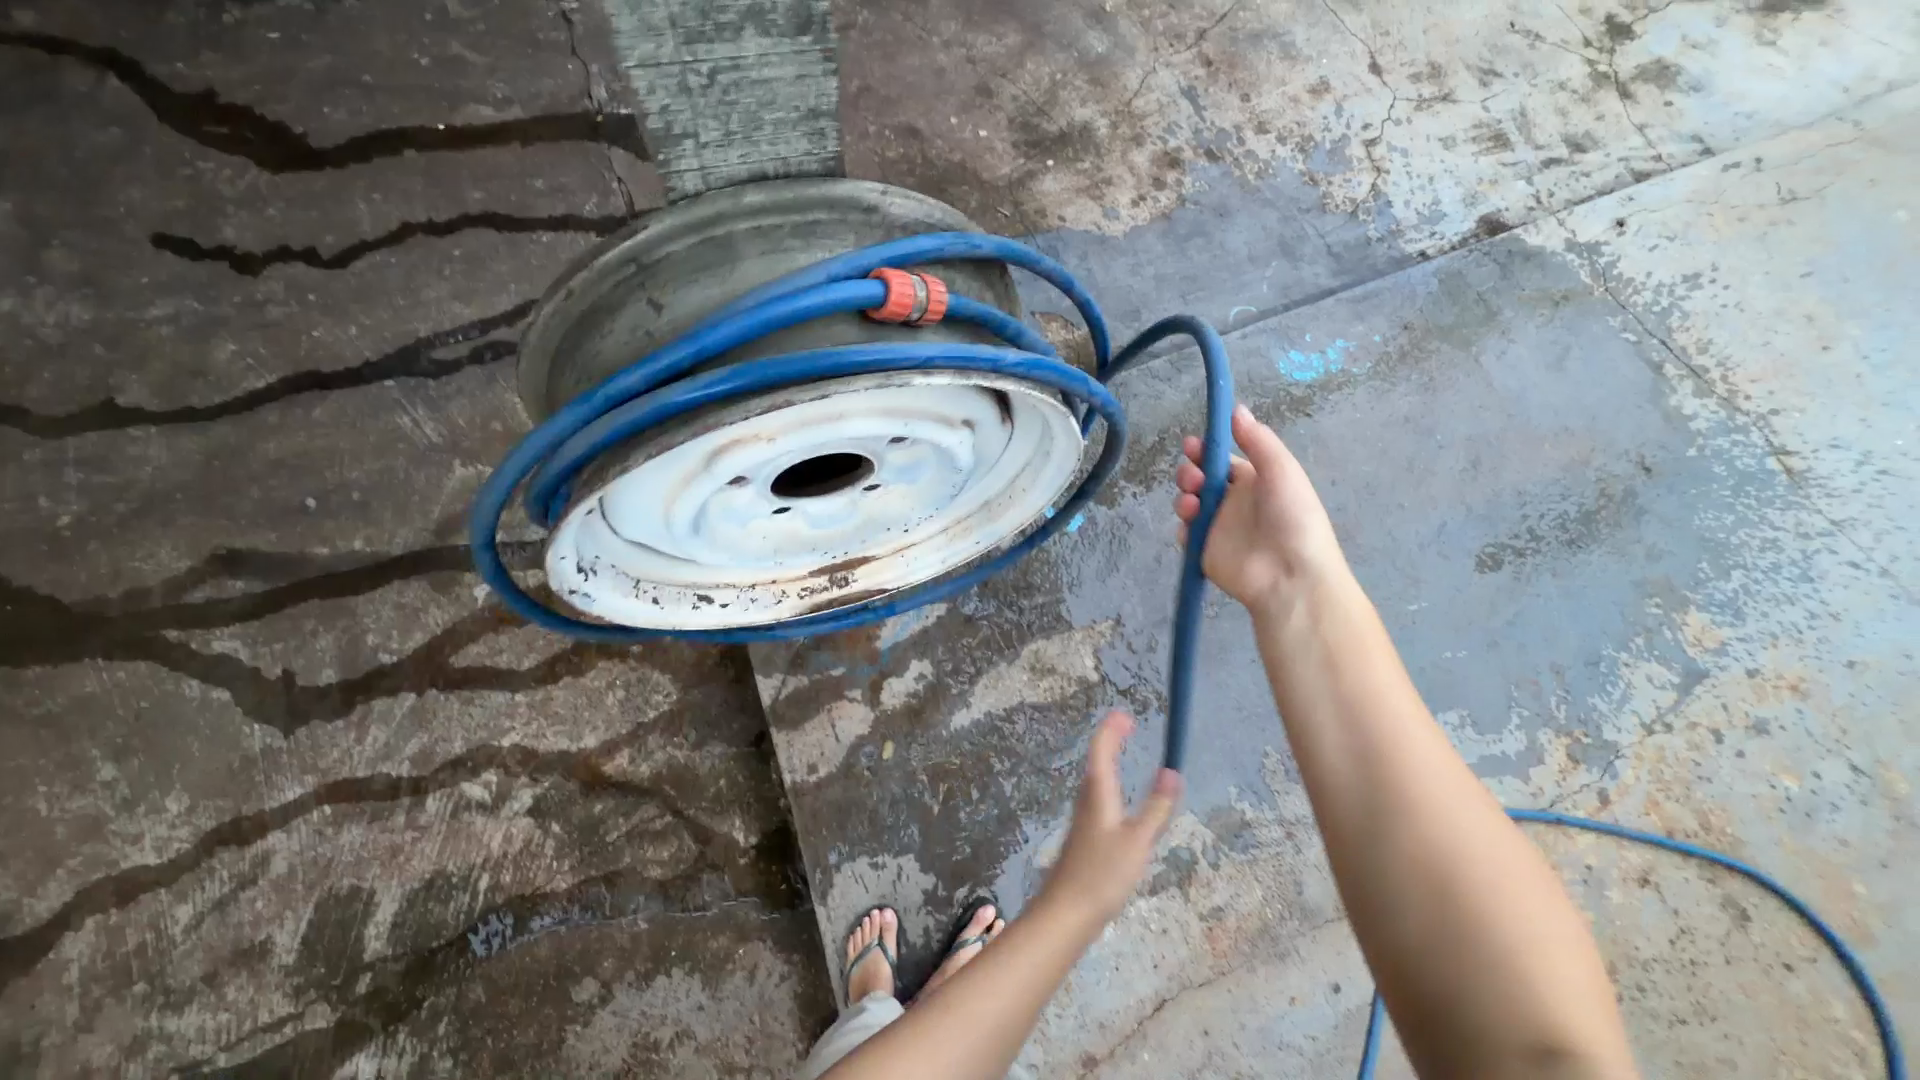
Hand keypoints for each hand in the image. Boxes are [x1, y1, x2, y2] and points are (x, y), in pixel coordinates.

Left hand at [1041, 711, 1181, 927]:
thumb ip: (1156, 808)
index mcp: (1098, 794)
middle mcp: (1087, 801)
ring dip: (1108, 762)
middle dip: (1110, 741)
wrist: (1066, 913)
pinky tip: (1118, 802)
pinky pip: (1098, 799)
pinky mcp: (1085, 839)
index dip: (1111, 730)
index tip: (1125, 715)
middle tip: (1127, 727)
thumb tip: (1171, 771)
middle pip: (1096, 762)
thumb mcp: (1138, 841)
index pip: (1101, 751)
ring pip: (1095, 782)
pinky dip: (1108, 785)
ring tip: (1122, 754)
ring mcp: (1083, 821)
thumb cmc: (1102, 874)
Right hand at [1173, 404, 1346, 618]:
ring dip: (1183, 496)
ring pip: (1187, 503)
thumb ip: (1257, 439)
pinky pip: (1184, 532)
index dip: (1204, 450)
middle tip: (1193, 478)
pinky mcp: (1203, 550)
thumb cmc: (1293, 517)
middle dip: (1189, 472)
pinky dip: (1182, 525)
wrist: (1290, 574)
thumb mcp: (1281, 469)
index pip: (1220, 459)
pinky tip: (1190, 525)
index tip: (1192, 444)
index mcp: (1253, 480)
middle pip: (1198, 478)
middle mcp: (1232, 501)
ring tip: (1191, 504)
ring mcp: (1216, 527)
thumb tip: (1236, 408)